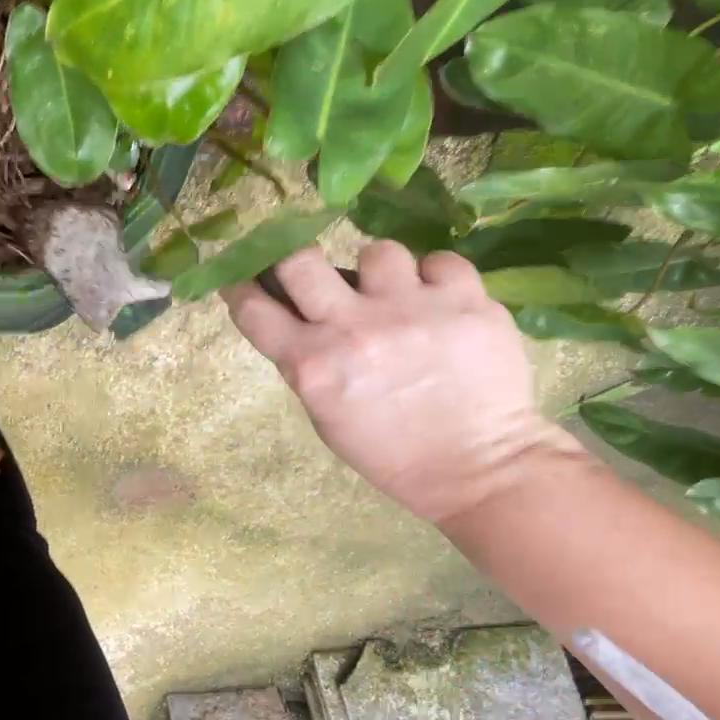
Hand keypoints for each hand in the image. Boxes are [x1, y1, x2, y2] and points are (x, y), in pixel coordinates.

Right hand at [221, 242, 586, 524]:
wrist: (478, 467)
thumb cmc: (388, 449)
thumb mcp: (323, 412)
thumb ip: (305, 361)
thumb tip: (294, 314)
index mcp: (312, 365)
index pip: (253, 309)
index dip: (240, 288)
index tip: (243, 278)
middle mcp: (353, 329)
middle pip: (299, 260)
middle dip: (297, 262)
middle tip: (312, 275)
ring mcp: (412, 309)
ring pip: (377, 251)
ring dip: (378, 271)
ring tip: (394, 294)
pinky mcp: (467, 301)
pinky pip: (439, 262)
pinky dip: (434, 278)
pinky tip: (437, 302)